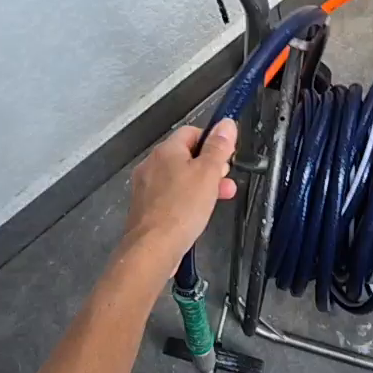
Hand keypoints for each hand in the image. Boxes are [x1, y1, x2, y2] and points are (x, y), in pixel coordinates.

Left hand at [124, 120, 238, 258]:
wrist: (152, 249)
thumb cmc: (182, 208)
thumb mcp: (208, 173)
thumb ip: (218, 147)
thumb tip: (226, 123)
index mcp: (166, 150)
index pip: (192, 132)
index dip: (212, 142)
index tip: (227, 157)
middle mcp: (151, 165)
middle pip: (186, 156)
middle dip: (210, 167)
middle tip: (225, 181)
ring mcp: (146, 187)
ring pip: (179, 178)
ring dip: (201, 185)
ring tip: (219, 199)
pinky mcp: (145, 208)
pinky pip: (170, 196)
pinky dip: (186, 201)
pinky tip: (197, 214)